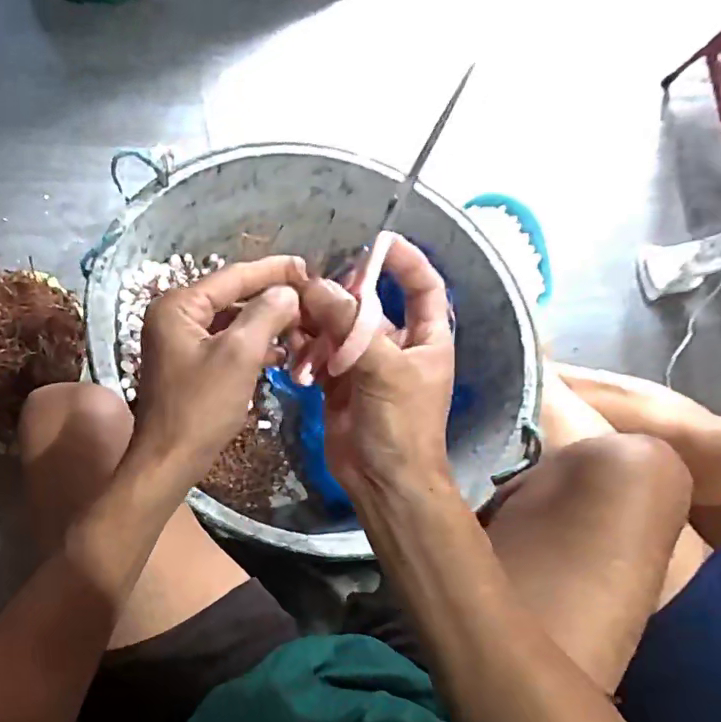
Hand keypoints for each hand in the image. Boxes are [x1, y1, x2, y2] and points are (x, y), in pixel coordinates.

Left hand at [133, 255, 307, 483]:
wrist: (168, 460)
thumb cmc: (200, 408)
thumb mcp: (239, 356)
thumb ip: (265, 314)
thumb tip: (287, 291)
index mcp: (177, 306)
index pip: (233, 276)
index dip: (274, 271)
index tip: (308, 268)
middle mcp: (173, 317)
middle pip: (232, 298)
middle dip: (271, 301)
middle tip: (310, 302)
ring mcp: (178, 343)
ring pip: (231, 323)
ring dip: (265, 327)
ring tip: (301, 331)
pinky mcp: (187, 366)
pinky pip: (224, 346)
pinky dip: (251, 348)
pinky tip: (279, 356)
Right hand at [292, 235, 455, 498]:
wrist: (384, 480)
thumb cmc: (401, 426)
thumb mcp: (384, 371)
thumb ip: (353, 328)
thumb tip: (319, 288)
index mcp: (426, 338)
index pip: (422, 286)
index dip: (406, 262)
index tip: (378, 241)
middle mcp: (396, 347)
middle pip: (367, 307)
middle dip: (340, 298)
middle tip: (307, 289)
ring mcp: (366, 368)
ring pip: (339, 332)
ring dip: (317, 328)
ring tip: (294, 326)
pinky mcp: (339, 387)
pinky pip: (321, 358)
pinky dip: (307, 354)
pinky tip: (294, 355)